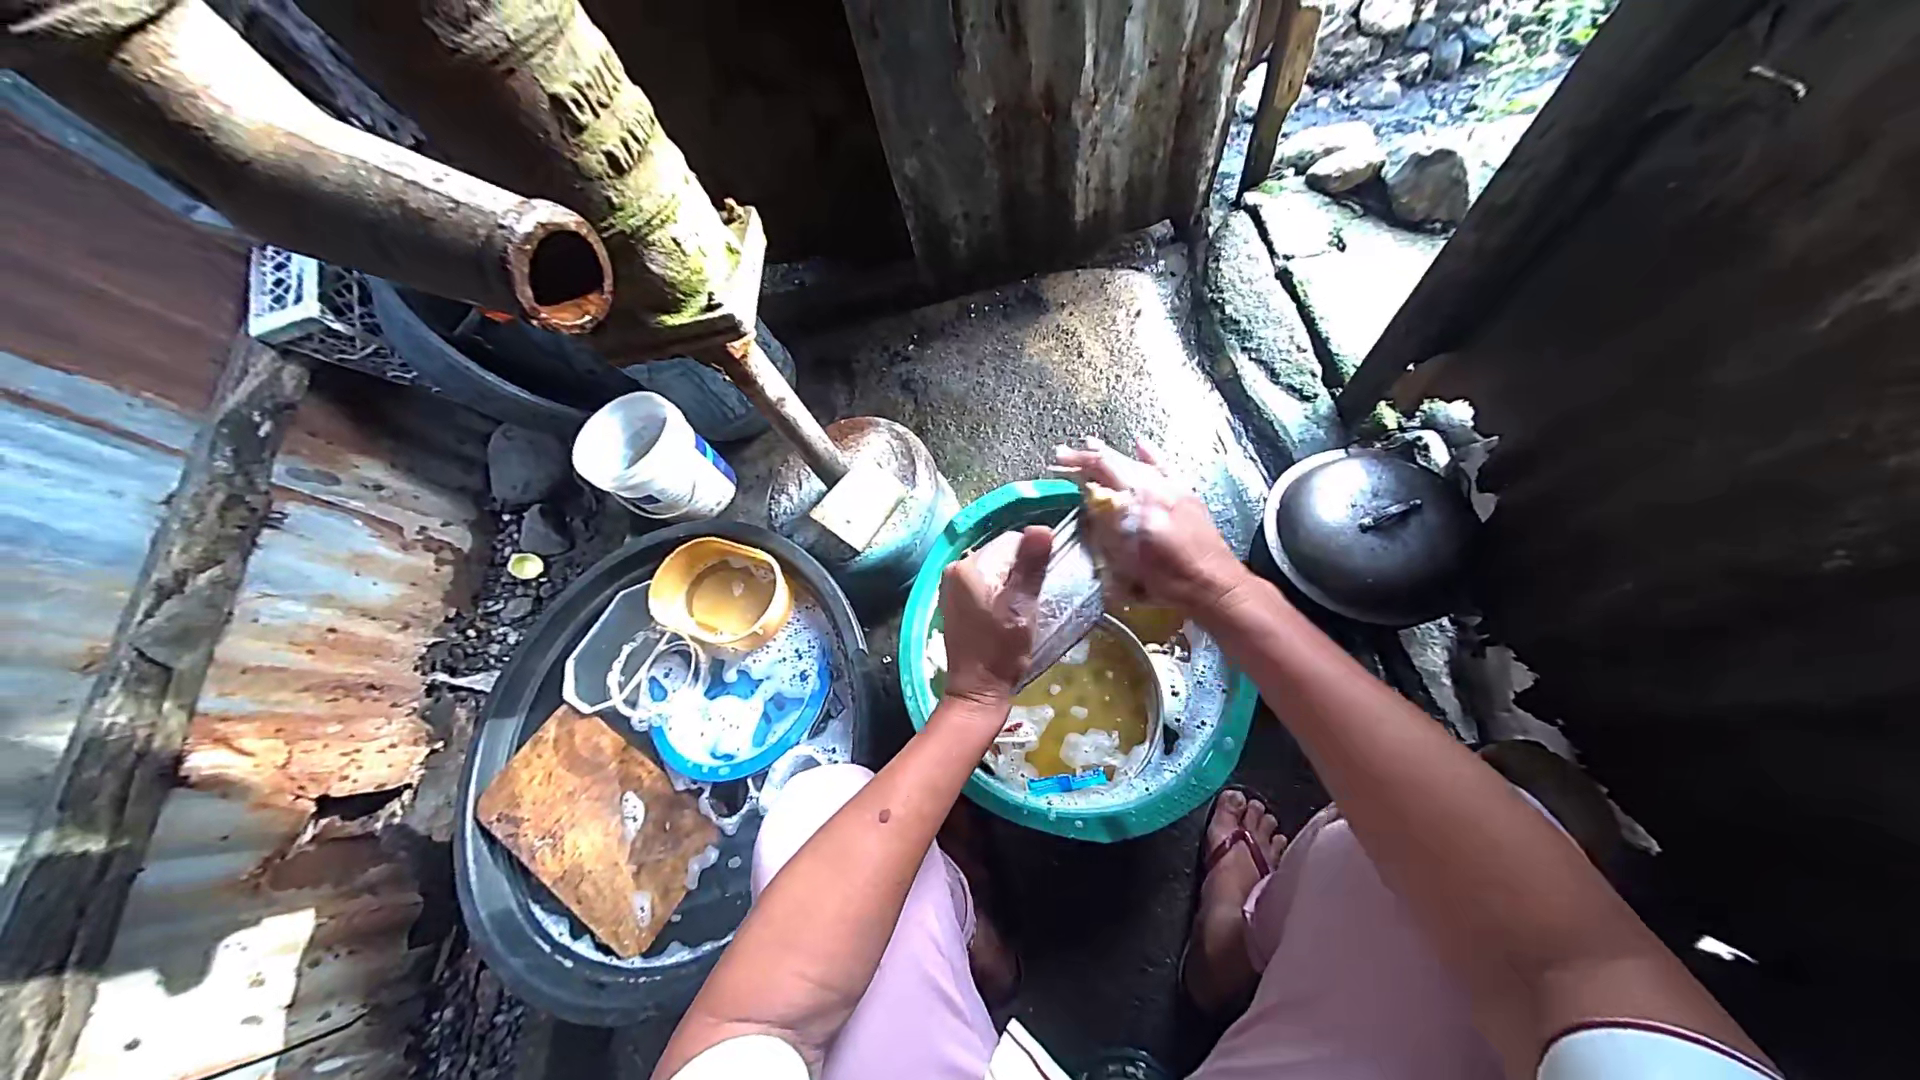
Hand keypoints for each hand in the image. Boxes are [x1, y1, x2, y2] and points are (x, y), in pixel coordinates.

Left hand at [939, 525, 1052, 706]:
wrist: (977, 690)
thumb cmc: (1001, 650)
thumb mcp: (1022, 607)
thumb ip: (1030, 566)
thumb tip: (1041, 527)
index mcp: (968, 566)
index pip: (1012, 541)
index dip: (1032, 561)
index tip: (1040, 585)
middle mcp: (954, 569)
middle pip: (1003, 555)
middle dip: (1021, 573)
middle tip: (1032, 601)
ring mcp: (952, 587)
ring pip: (996, 570)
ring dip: (1012, 585)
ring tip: (1021, 611)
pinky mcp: (956, 602)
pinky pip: (986, 585)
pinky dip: (1000, 594)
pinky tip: (1007, 616)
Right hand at [1053, 437, 1249, 614]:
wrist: (1214, 586)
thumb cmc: (1169, 583)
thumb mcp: (1126, 562)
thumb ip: (1107, 529)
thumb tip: (1091, 503)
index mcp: (1138, 505)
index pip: (1102, 473)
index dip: (1078, 465)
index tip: (1059, 461)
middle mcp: (1156, 490)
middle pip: (1117, 464)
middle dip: (1089, 457)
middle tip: (1066, 454)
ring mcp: (1172, 489)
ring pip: (1136, 464)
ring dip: (1112, 455)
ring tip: (1091, 445)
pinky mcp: (1186, 495)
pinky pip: (1165, 468)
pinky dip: (1150, 455)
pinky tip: (1140, 444)